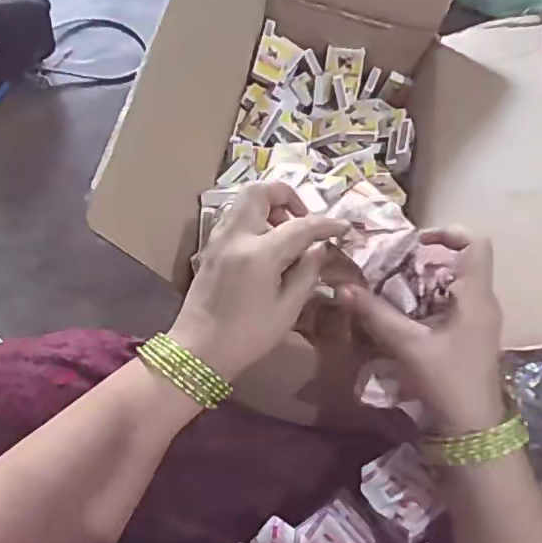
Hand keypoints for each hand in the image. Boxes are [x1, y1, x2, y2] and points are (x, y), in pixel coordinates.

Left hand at [169, 181, 348, 378]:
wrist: (198, 351)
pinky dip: (253, 221)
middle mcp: (236, 236)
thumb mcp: (287, 309)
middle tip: (302, 223)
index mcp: (259, 253)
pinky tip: (265, 248)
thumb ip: (307, 273)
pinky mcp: (209, 250)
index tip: (343, 227)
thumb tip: (319, 249)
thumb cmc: (247, 337)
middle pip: (261, 191)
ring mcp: (218, 240)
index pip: (300, 225)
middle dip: (287, 197)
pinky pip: (234, 219)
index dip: (326, 224)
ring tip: (285, 236)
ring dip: (268, 207)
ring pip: (244, 202)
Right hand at [339, 227, 506, 432]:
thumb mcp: (407, 345)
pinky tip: (402, 317)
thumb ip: (376, 314)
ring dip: (422, 284)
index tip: (414, 241)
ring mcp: (478, 322)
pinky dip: (425, 303)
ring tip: (391, 290)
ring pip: (452, 286)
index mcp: (476, 297)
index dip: (447, 233)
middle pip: (459, 263)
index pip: (476, 243)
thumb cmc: (446, 380)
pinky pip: (449, 306)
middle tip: (391, 268)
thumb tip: (342, 288)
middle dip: (424, 261)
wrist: (470, 427)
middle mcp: (482, 303)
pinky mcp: (469, 338)